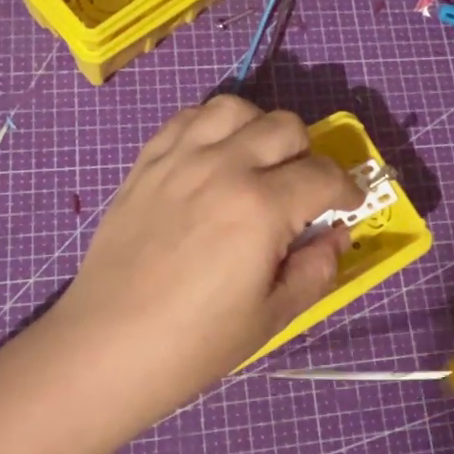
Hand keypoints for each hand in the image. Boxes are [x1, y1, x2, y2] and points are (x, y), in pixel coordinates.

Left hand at [47, 96, 363, 425]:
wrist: (106, 345)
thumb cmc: (194, 343)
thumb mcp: (272, 316)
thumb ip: (315, 269)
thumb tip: (335, 236)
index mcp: (261, 207)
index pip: (323, 175)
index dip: (347, 189)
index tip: (348, 205)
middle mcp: (223, 166)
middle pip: (285, 126)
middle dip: (307, 154)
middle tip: (302, 189)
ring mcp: (179, 158)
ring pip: (234, 107)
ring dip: (258, 128)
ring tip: (256, 162)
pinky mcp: (145, 162)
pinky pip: (186, 117)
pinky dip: (210, 126)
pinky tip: (212, 157)